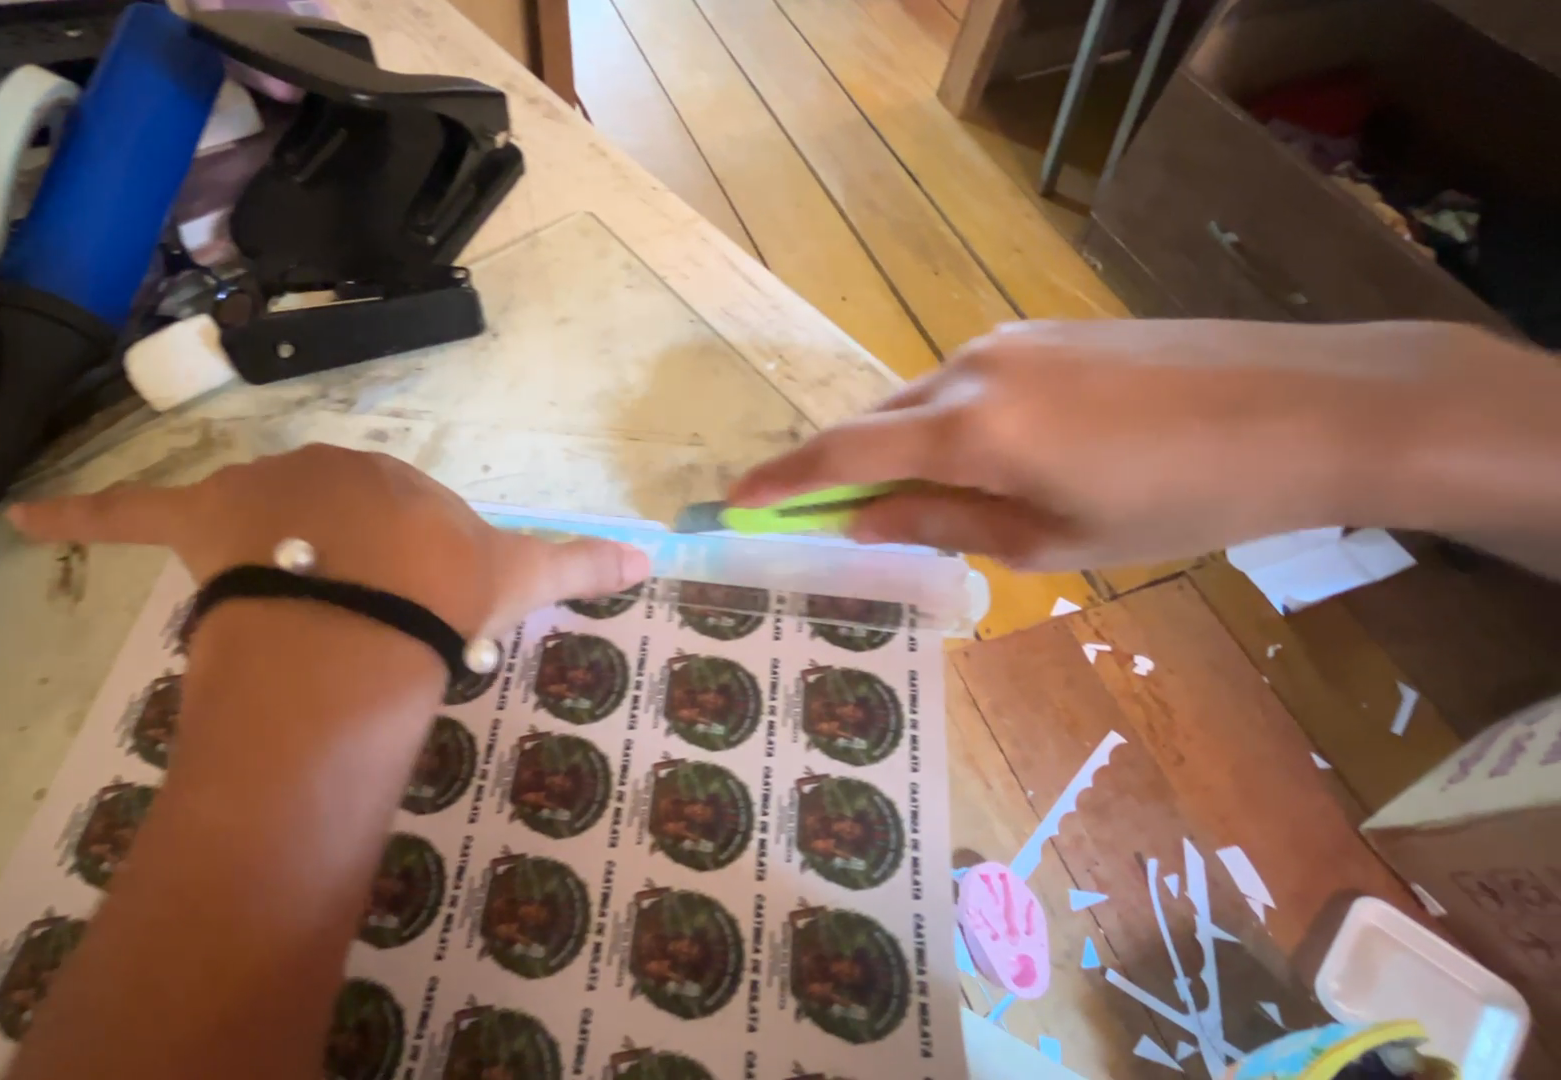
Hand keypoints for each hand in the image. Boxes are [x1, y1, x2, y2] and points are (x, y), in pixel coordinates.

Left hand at [7, 444, 651, 637]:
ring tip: (289, 607)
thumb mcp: (518, 579)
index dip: (400, 567)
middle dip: (341, 562)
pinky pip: (131, 514)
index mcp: (394, 480)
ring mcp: (259, 488)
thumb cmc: (446, 593)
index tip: (407, 608)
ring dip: (272, 552)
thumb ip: (581, 564)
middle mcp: (326, 467)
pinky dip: (82, 514)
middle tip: (357, 620)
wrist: (375, 609)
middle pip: (325, 515)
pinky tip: (18, 520)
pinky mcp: (196, 523)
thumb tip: (653, 554)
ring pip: (257, 515)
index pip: (392, 517)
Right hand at [730, 319, 1559, 569]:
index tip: (738, 497)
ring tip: (923, 498)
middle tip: (829, 517)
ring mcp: (1005, 342)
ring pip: (916, 401)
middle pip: (871, 422)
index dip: (783, 478)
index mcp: (969, 430)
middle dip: (839, 470)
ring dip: (897, 448)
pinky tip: (984, 456)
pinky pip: (959, 383)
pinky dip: (942, 424)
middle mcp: (968, 369)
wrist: (1318, 405)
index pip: (843, 454)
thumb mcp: (1051, 538)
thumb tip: (859, 521)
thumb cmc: (1182, 500)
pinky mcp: (1039, 332)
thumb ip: (940, 522)